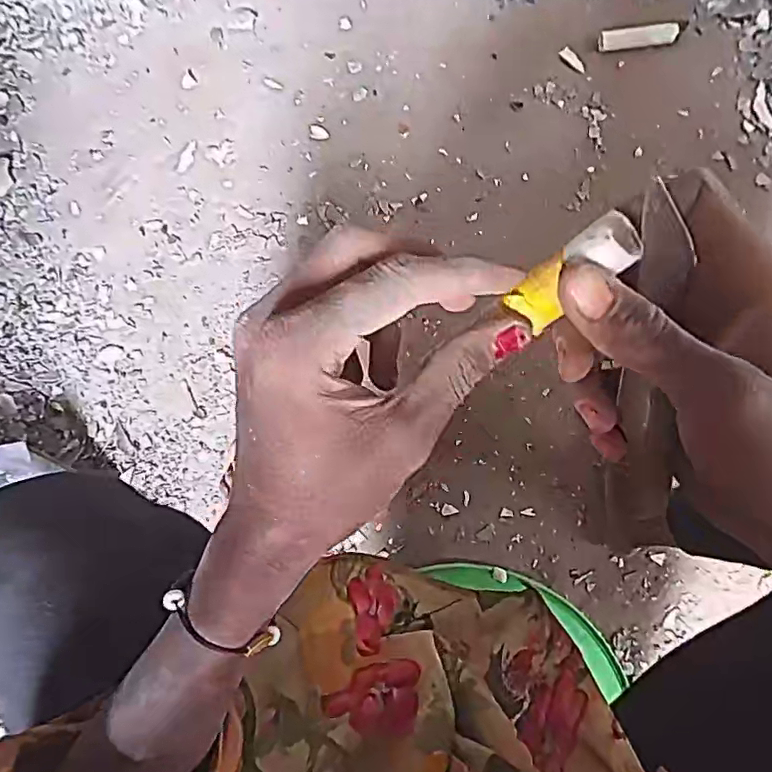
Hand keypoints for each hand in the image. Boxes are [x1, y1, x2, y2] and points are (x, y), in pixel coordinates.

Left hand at [191, 227, 525, 643]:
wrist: (273, 525)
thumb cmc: (331, 494)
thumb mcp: (405, 432)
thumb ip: (458, 368)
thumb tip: (509, 327)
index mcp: (299, 346)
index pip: (392, 281)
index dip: (460, 273)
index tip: (507, 278)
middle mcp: (270, 320)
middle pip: (355, 246)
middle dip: (418, 262)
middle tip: (465, 295)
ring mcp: (262, 324)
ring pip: (338, 265)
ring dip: (387, 293)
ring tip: (399, 364)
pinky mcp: (268, 334)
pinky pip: (323, 294)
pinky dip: (360, 313)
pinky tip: (373, 368)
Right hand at [554, 174, 771, 568]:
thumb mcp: (714, 390)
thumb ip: (644, 334)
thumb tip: (576, 280)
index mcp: (745, 279)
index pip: (681, 203)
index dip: (627, 226)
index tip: (585, 279)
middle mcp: (711, 298)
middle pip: (626, 268)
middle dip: (589, 319)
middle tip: (576, 366)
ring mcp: (685, 339)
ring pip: (608, 321)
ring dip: (587, 367)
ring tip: (597, 415)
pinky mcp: (665, 377)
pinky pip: (612, 364)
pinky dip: (599, 396)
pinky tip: (609, 433)